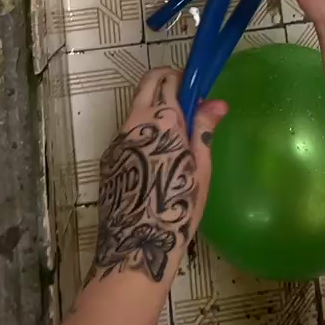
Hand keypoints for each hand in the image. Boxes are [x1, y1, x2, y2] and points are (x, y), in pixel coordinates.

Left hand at [89, 68, 227, 284]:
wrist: (135, 245)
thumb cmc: (177, 207)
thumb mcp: (200, 168)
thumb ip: (204, 129)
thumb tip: (217, 102)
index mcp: (163, 118)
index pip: (170, 79)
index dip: (184, 80)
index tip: (195, 92)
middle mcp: (136, 120)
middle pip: (147, 84)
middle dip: (164, 82)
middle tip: (183, 101)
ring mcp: (118, 138)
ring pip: (136, 108)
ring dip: (152, 108)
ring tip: (172, 138)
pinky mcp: (108, 157)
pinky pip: (127, 133)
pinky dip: (142, 133)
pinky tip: (153, 160)